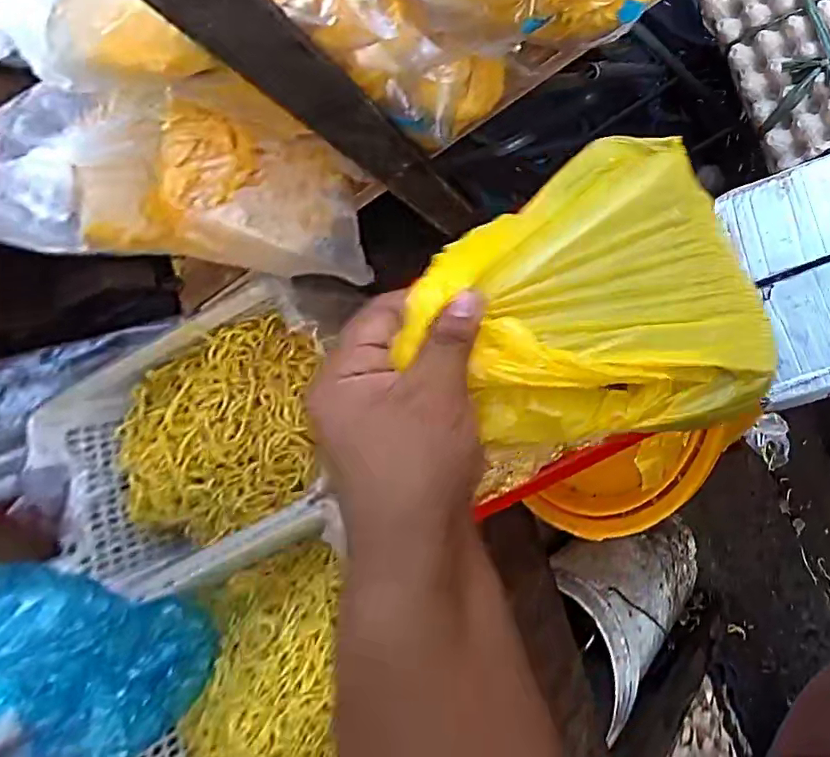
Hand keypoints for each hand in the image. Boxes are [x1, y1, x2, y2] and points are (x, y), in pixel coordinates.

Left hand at [303, 290, 485, 561]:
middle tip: (486, 315)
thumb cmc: (419, 459)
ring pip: (411, 367)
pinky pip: (419, 391)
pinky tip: (477, 379)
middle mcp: (346, 393)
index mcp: (340, 377)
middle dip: (441, 325)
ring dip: (448, 353)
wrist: (415, 540)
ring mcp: (369, 417)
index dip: (424, 297)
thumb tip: (468, 292)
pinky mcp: (394, 435)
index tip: (471, 290)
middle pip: (394, 340)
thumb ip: (449, 339)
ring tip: (488, 343)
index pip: (378, 315)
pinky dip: (448, 379)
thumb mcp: (437, 391)